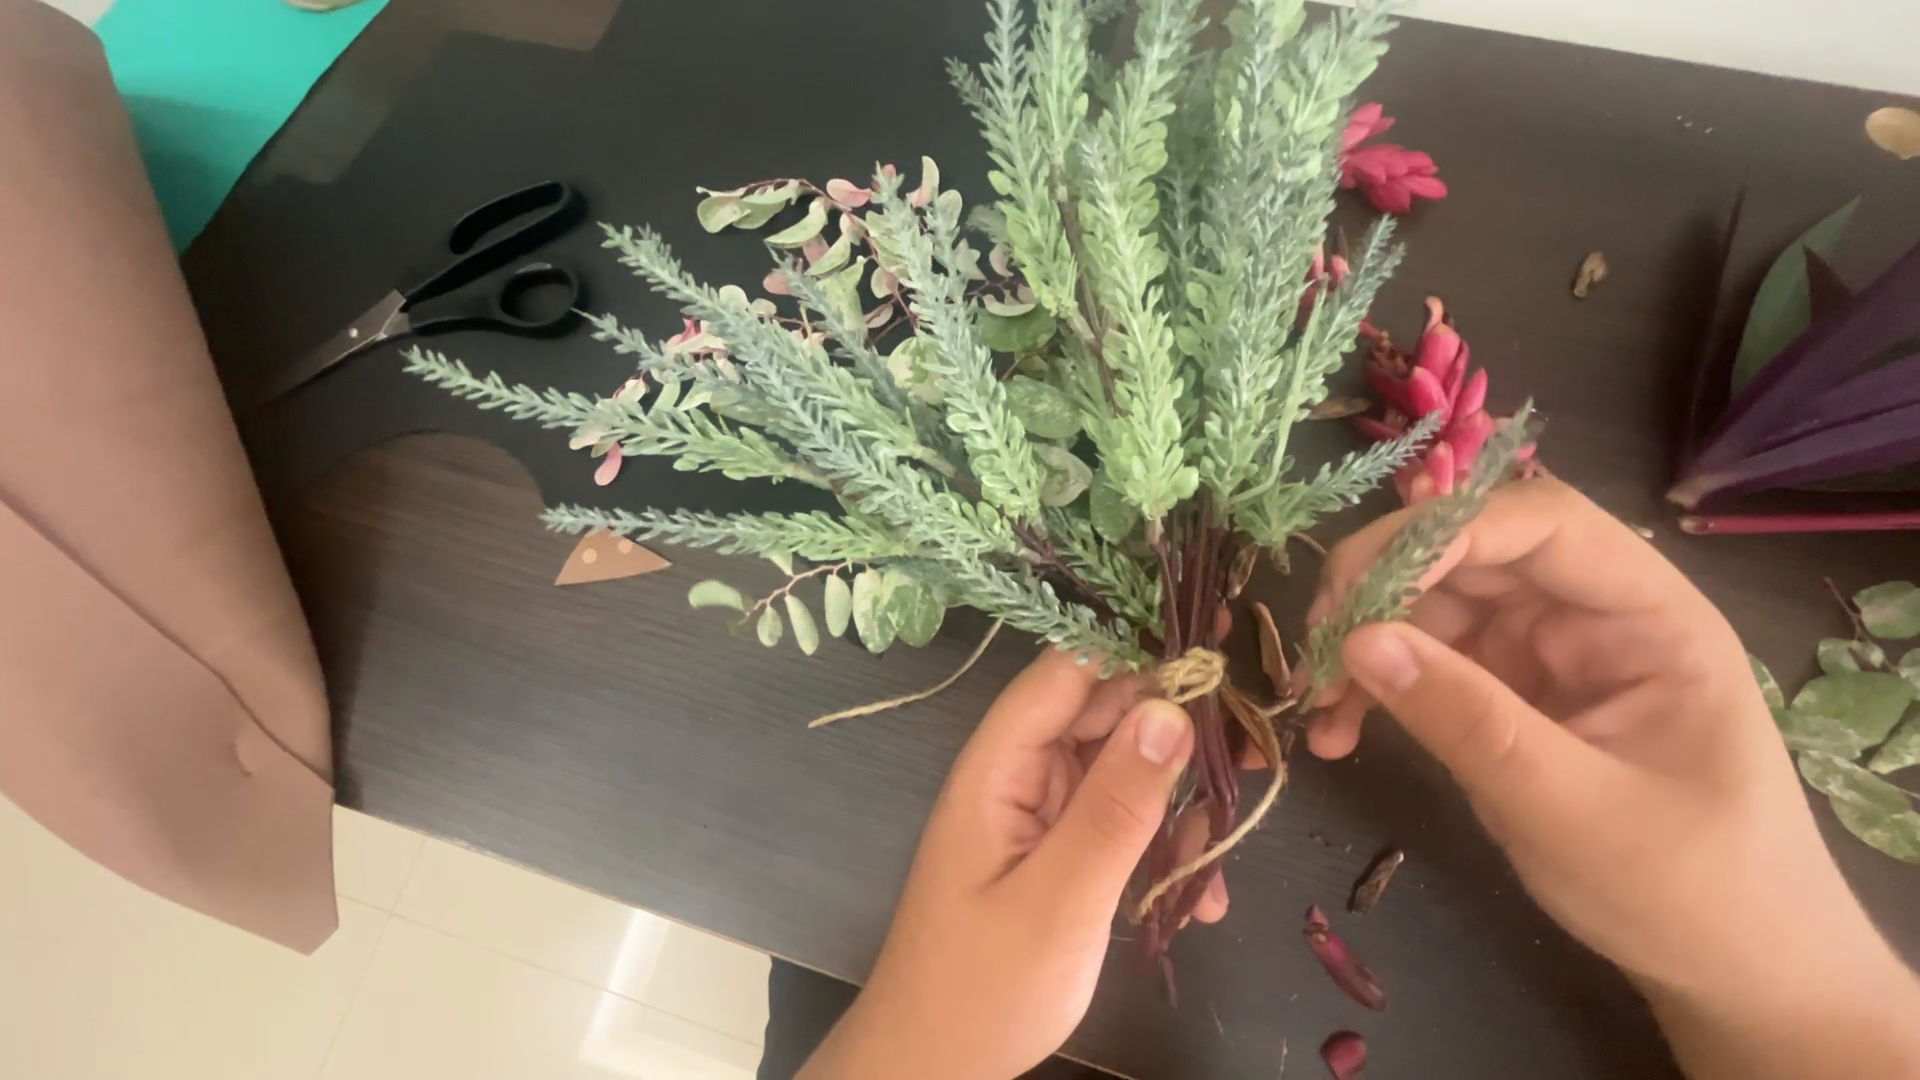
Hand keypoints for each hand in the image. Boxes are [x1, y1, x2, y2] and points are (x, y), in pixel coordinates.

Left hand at [800, 648, 1223, 1079]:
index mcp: (999, 764)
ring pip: (1120, 769)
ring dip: (1177, 799)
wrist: (937, 1065)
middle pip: (1102, 715)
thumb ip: (1115, 807)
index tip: (1211, 657)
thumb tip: (1170, 711)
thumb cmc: (983, 988)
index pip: (1066, 673)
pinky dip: (1161, 847)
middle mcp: (1020, 772)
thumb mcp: (1058, 899)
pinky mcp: (1061, 848)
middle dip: (1174, 728)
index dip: (1134, 655)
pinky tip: (1197, 900)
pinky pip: (1120, 821)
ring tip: (1225, 838)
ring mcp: (1042, 811)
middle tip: (1255, 751)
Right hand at [1309, 478, 1919, 1079]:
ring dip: (1358, 649)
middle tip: (1316, 645)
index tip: (1357, 587)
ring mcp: (1532, 645)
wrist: (1717, 961)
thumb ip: (1467, 719)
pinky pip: (1411, 660)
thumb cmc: (1685, 886)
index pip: (1538, 525)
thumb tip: (1357, 641)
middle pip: (1460, 556)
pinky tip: (1336, 732)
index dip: (1443, 533)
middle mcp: (1582, 611)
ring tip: (1318, 708)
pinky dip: (1366, 688)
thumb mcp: (1572, 809)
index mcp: (1645, 615)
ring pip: (1420, 606)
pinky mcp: (1492, 682)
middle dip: (1376, 592)